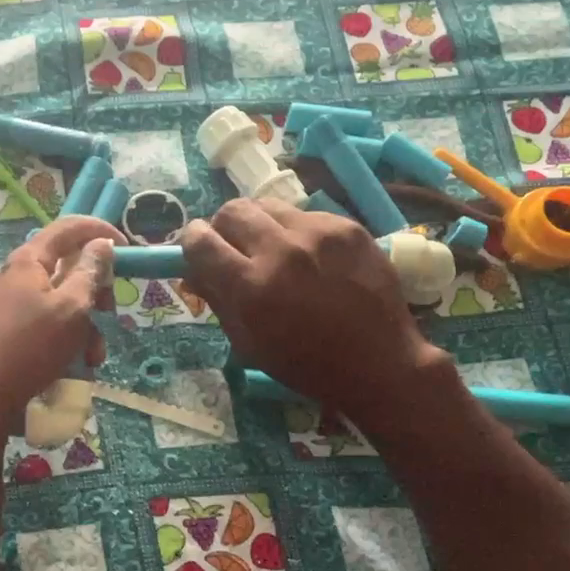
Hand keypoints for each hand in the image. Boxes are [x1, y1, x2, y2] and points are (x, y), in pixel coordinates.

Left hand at [0, 216, 118, 426]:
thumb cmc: (31, 347)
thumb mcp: (71, 308)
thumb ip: (89, 273)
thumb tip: (100, 244)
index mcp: (30, 260)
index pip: (69, 227)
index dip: (101, 231)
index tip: (127, 250)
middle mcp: (20, 277)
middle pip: (69, 269)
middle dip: (96, 293)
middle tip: (110, 312)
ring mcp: (15, 306)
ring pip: (65, 305)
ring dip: (86, 328)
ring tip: (92, 357)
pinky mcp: (14, 334)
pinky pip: (51, 329)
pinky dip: (68, 343)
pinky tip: (77, 368)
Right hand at [181, 199, 447, 426]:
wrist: (377, 362)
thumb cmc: (304, 364)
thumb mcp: (247, 342)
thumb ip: (217, 299)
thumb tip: (193, 270)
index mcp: (250, 288)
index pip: (200, 241)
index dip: (191, 243)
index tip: (196, 251)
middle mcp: (281, 251)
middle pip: (232, 211)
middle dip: (223, 228)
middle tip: (232, 249)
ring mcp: (317, 234)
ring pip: (268, 206)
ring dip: (259, 225)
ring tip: (271, 251)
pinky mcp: (347, 227)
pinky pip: (305, 215)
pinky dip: (296, 233)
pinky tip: (309, 259)